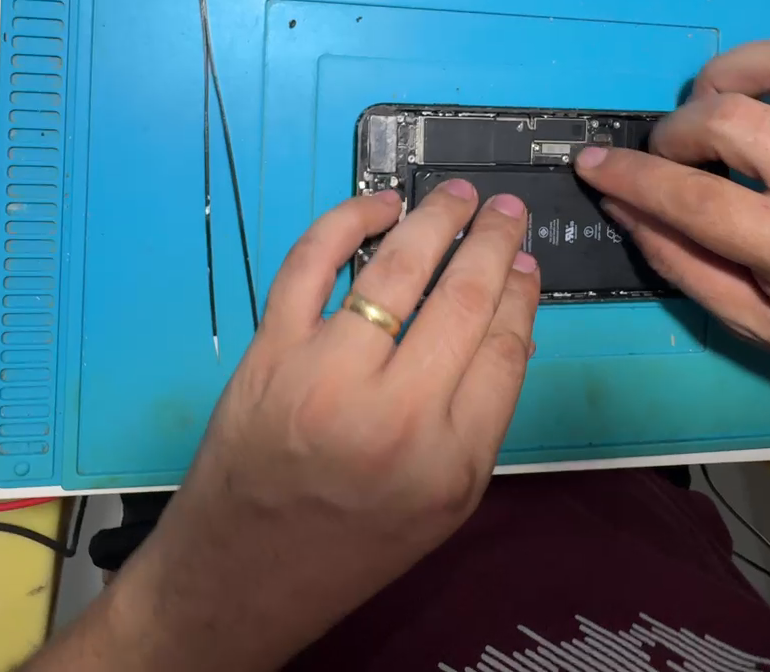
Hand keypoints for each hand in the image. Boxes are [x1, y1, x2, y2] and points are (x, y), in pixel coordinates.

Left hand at [61, 182, 539, 671]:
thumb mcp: (442, 500)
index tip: (525, 259)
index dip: (521, 292)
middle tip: (504, 208)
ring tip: (456, 196)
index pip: (505, 348)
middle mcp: (395, 415)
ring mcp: (325, 375)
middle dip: (492, 240)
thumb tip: (509, 325)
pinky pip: (310, 264)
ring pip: (395, 271)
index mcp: (451, 461)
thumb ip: (480, 414)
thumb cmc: (353, 543)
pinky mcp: (271, 351)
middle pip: (463, 300)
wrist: (243, 574)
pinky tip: (379, 207)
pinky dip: (346, 221)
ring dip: (433, 220)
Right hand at [575, 37, 769, 406]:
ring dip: (729, 76)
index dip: (630, 176)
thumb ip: (680, 261)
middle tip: (666, 156)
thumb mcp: (755, 326)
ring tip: (710, 108)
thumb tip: (621, 203)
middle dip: (675, 132)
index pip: (696, 198)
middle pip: (733, 120)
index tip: (592, 163)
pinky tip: (761, 92)